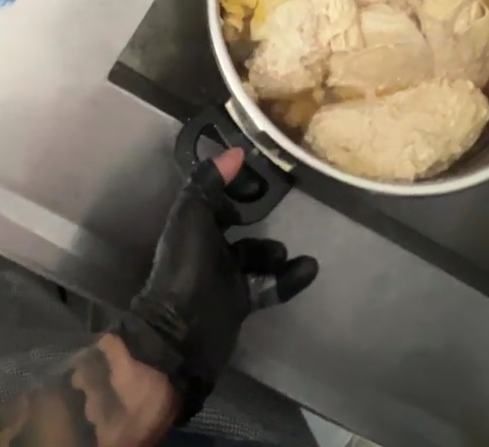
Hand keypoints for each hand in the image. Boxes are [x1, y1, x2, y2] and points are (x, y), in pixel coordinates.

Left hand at [115, 149, 317, 423]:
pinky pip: (270, 286)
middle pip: (239, 225)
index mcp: (193, 224)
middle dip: (259, 217)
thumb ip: (210, 181)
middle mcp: (208, 247)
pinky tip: (309, 269)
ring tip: (284, 253)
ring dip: (275, 252)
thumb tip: (236, 151)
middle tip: (283, 208)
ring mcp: (225, 277)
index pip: (216, 196)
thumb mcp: (192, 215)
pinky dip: (290, 279)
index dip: (235, 184)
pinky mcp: (241, 304)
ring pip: (257, 256)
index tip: (261, 173)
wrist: (179, 337)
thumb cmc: (185, 268)